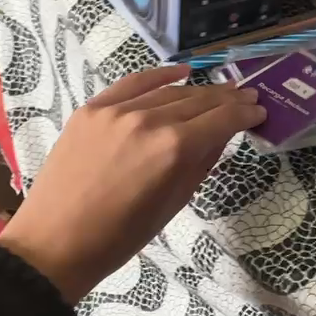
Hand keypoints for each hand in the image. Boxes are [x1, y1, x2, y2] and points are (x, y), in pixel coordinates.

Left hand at [0, 66, 262, 299]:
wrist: (55, 243)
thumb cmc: (121, 237)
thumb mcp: (173, 203)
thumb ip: (202, 162)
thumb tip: (223, 135)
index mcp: (173, 150)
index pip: (221, 120)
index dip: (245, 114)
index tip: (259, 110)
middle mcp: (149, 121)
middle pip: (198, 101)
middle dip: (227, 99)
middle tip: (248, 97)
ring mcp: (117, 111)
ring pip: (169, 91)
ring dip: (199, 90)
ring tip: (220, 90)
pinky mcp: (93, 109)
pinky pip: (133, 83)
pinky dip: (159, 75)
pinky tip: (182, 72)